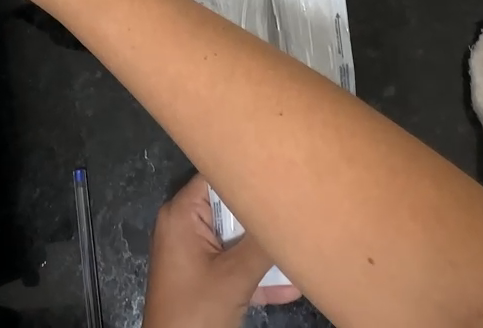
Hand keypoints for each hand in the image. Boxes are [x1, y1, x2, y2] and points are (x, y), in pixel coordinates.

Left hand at [144, 176, 301, 327]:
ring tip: (300, 245)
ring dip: (263, 249)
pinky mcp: (202, 275)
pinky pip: (232, 264)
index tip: (280, 173)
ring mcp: (193, 251)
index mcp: (182, 213)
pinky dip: (256, 274)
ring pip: (235, 239)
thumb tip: (289, 214)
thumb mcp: (234, 276)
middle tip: (296, 209)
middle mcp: (185, 224)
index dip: (246, 173)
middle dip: (260, 214)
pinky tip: (292, 284)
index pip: (216, 176)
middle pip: (228, 208)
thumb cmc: (197, 309)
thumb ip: (261, 244)